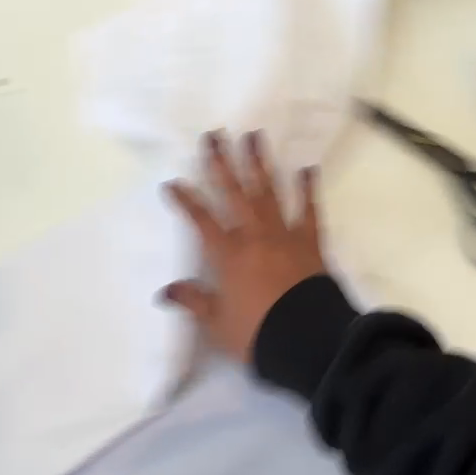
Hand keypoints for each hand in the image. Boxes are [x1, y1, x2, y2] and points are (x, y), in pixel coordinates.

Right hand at [161, 131, 327, 362]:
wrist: (308, 339)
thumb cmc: (257, 333)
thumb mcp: (218, 324)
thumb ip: (193, 302)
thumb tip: (165, 291)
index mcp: (228, 255)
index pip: (201, 220)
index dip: (186, 201)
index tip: (173, 182)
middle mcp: (254, 236)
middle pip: (234, 192)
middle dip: (222, 163)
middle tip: (214, 135)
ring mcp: (284, 234)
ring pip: (268, 191)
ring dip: (260, 163)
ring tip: (254, 136)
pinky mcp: (310, 241)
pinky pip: (309, 210)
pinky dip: (308, 189)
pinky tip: (307, 169)